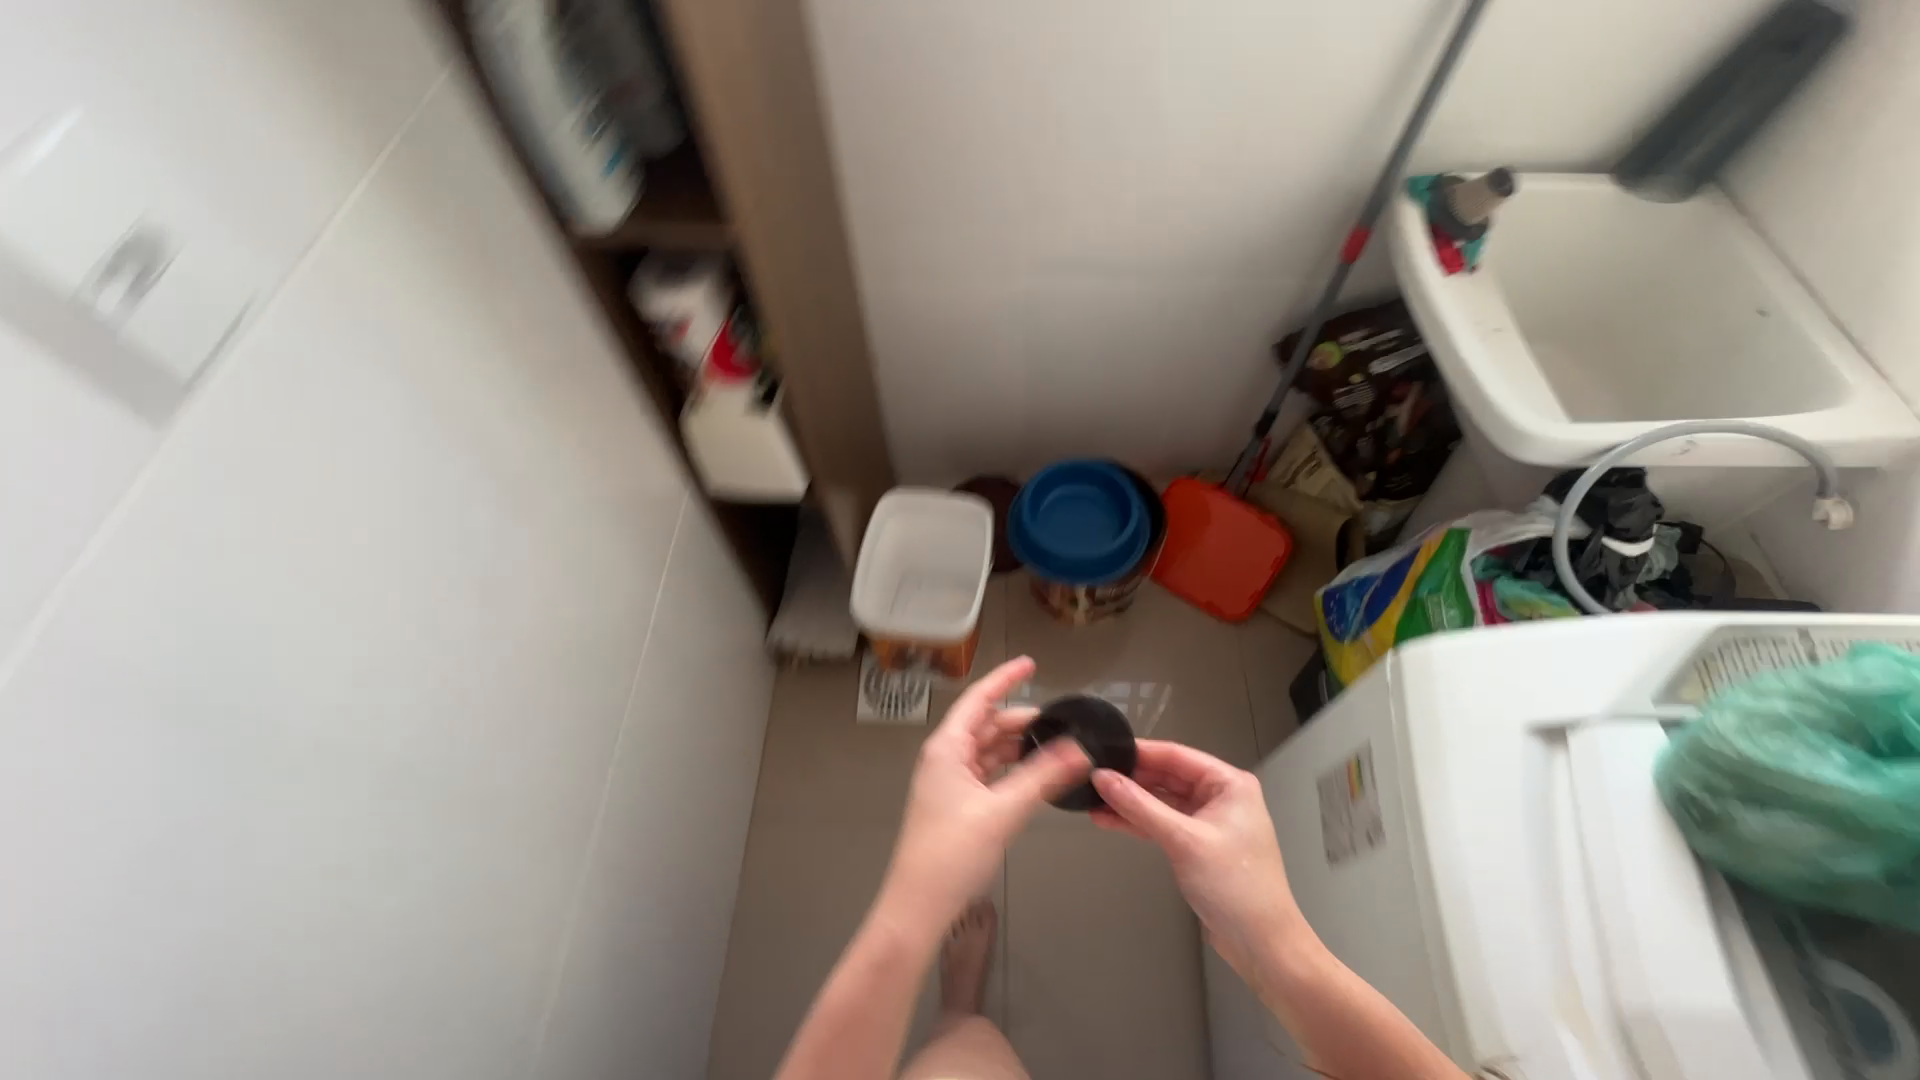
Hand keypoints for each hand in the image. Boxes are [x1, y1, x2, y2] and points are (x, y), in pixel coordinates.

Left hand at [876, 657, 1089, 935]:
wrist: (918, 906)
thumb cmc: (953, 852)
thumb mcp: (1003, 811)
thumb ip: (1042, 777)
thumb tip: (1080, 749)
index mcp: (947, 748)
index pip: (979, 700)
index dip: (1005, 679)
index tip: (1031, 663)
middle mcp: (945, 757)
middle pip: (985, 725)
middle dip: (1020, 720)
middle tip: (1060, 722)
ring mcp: (948, 782)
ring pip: (987, 751)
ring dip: (1017, 746)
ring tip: (1055, 745)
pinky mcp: (956, 804)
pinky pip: (987, 773)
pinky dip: (1011, 769)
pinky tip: (1035, 774)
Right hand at [1089, 741, 1301, 978]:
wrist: (1262, 945)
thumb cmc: (1236, 887)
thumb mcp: (1183, 840)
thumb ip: (1140, 807)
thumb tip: (1103, 778)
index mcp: (1229, 784)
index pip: (1176, 755)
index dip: (1138, 754)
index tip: (1104, 753)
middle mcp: (1220, 797)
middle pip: (1166, 776)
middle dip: (1131, 780)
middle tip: (1094, 779)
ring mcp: (1209, 821)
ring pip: (1161, 801)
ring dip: (1130, 803)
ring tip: (1094, 801)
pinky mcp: (1198, 845)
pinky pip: (1163, 823)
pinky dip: (1139, 822)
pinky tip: (1110, 820)